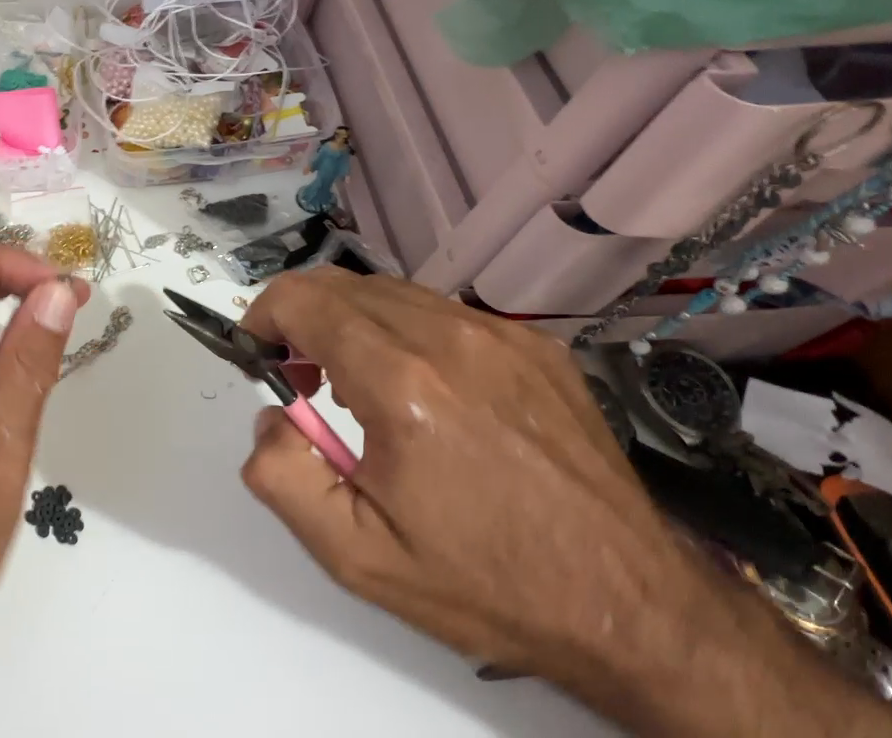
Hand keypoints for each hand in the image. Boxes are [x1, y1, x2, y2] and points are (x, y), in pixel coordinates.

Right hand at [235, 268, 891, 737]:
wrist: (630, 607)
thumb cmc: (483, 582)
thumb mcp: (353, 554)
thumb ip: (280, 474)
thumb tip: (273, 415)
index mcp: (402, 382)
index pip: (303, 299)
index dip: (263, 317)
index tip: (260, 358)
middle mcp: (452, 337)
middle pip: (342, 285)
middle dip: (302, 319)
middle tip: (301, 380)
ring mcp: (504, 336)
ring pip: (393, 293)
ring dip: (352, 323)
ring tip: (357, 387)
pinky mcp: (538, 349)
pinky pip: (444, 313)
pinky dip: (406, 332)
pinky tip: (422, 391)